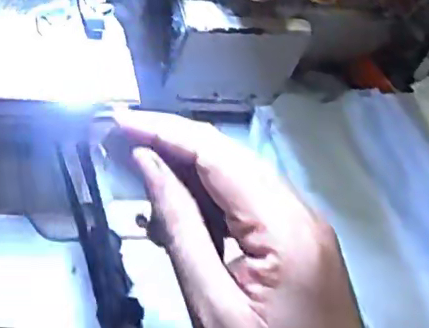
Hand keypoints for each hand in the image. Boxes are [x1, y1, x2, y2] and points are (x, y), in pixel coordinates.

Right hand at [116, 111, 364, 327]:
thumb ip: (180, 229)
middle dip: (174, 140)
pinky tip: (181, 204)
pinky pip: (251, 198)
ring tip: (144, 168)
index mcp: (285, 225)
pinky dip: (213, 193)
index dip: (164, 129)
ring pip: (238, 172)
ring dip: (190, 166)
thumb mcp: (214, 309)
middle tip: (125, 137)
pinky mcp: (302, 241)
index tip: (122, 120)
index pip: (215, 152)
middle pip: (228, 154)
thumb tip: (148, 163)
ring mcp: (306, 225)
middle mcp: (302, 211)